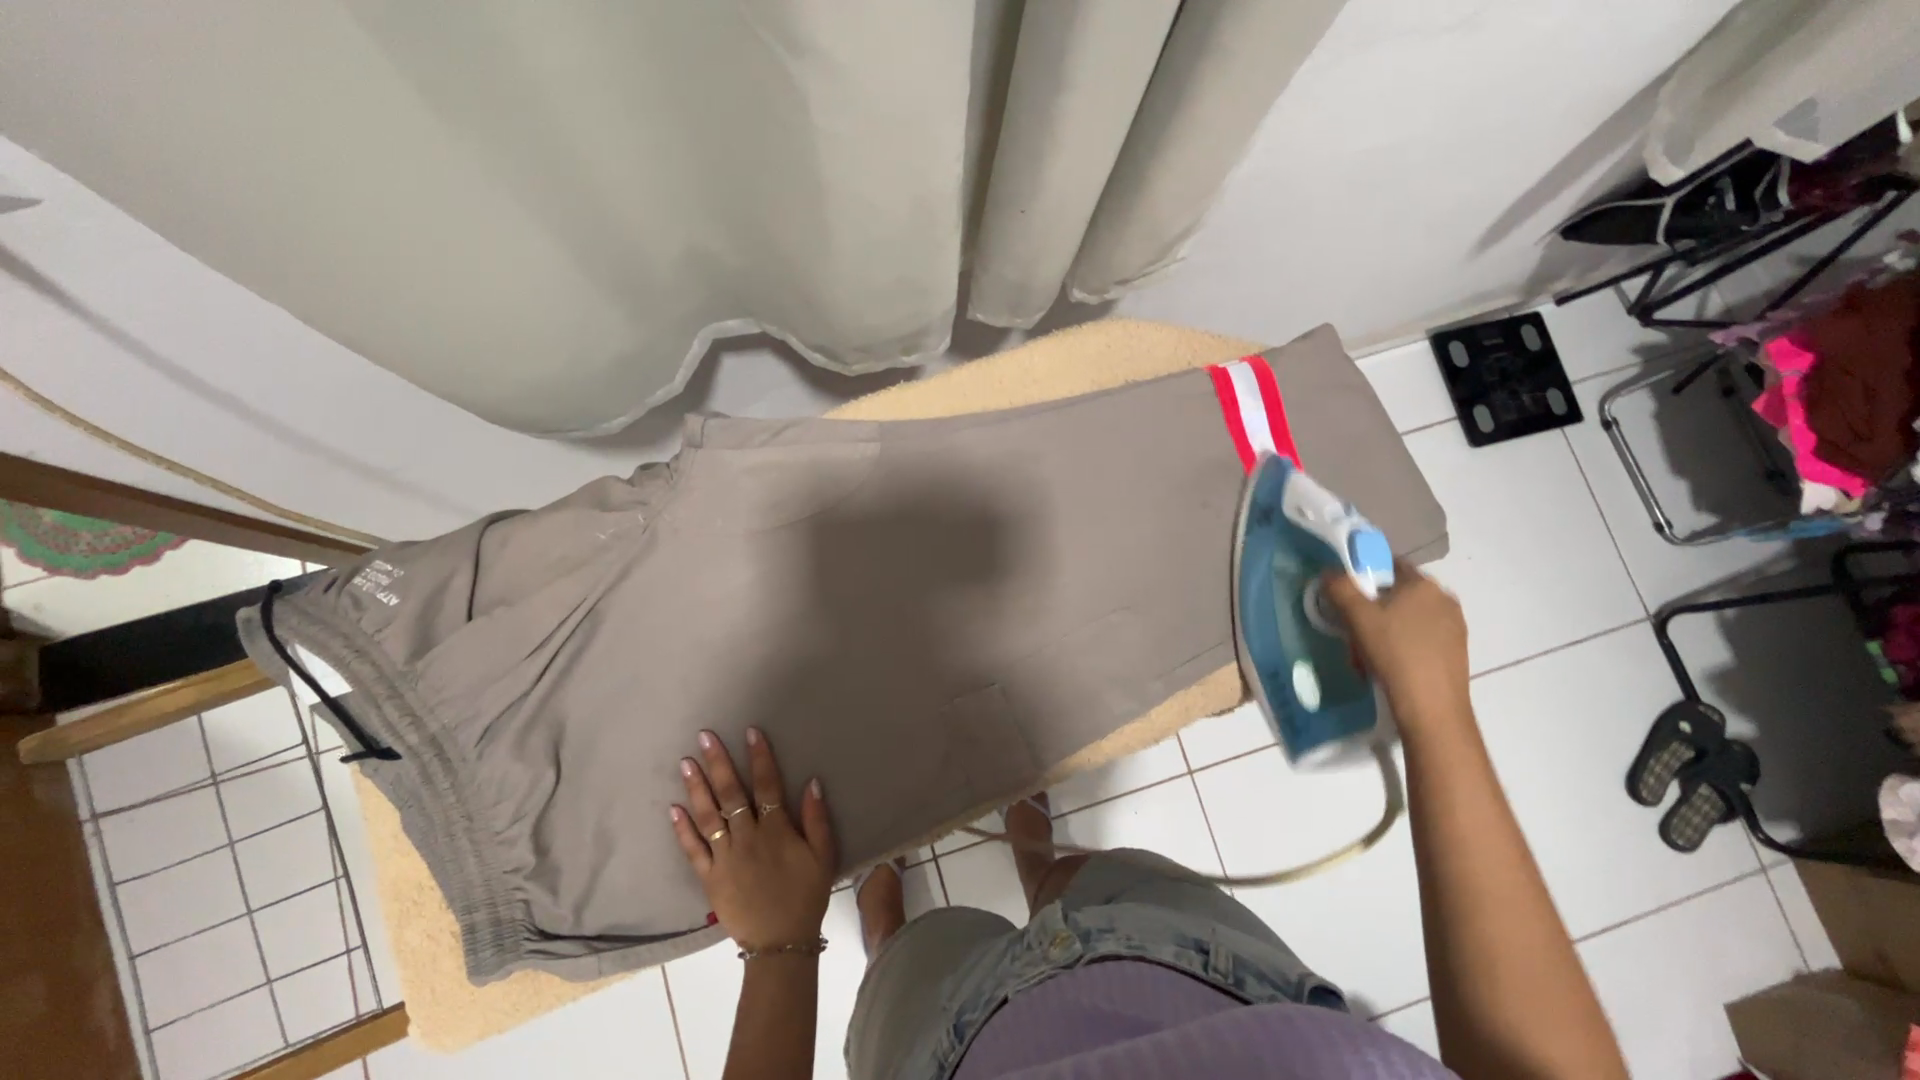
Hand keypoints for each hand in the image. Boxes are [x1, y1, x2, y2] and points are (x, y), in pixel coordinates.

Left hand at [669, 728, 837, 952]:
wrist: (780, 942)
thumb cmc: (805, 896)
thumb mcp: (824, 857)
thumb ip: (817, 819)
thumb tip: (811, 782)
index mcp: (777, 830)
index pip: (767, 785)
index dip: (759, 757)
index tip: (749, 732)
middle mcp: (747, 837)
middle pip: (731, 793)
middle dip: (718, 762)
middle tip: (704, 736)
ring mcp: (725, 857)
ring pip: (708, 815)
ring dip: (696, 787)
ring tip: (685, 762)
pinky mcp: (709, 877)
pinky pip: (693, 849)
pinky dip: (682, 828)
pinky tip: (673, 808)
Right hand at [1323, 561, 1470, 736]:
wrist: (1431, 705)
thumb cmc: (1393, 653)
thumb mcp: (1357, 617)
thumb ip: (1340, 587)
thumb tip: (1329, 573)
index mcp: (1423, 583)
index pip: (1389, 564)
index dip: (1364, 575)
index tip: (1347, 596)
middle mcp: (1444, 599)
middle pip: (1398, 594)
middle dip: (1374, 608)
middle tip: (1353, 630)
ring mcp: (1454, 626)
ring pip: (1409, 617)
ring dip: (1387, 628)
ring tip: (1369, 654)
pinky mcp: (1457, 650)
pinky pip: (1422, 637)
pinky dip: (1403, 645)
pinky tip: (1390, 666)